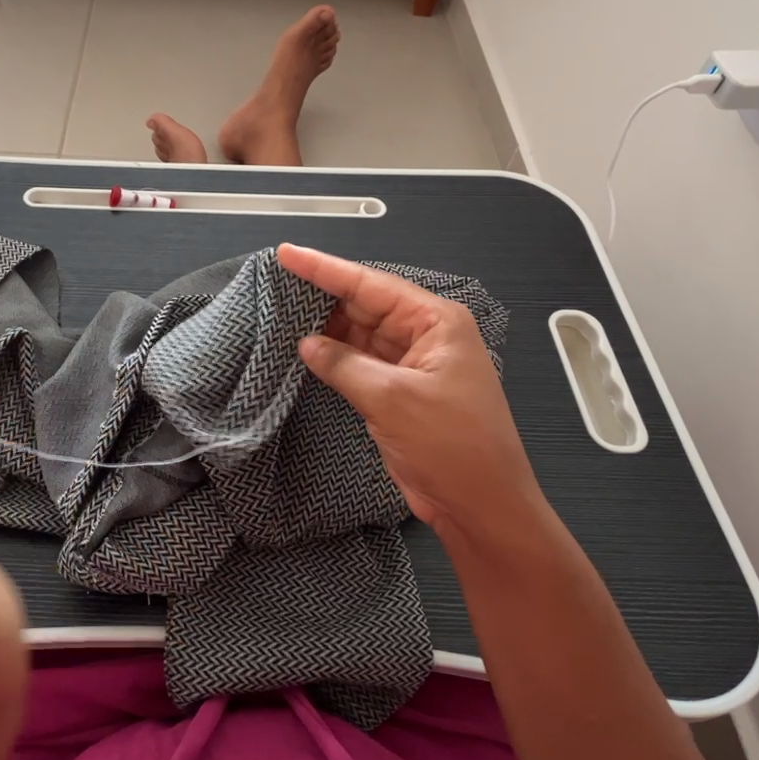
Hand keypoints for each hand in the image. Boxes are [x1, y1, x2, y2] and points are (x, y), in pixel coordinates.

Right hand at [278, 243, 541, 529]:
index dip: (325, 269)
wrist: (481, 506)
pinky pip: (361, 363)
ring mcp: (413, 365)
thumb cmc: (452, 447)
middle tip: (276, 284)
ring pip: (360, 334)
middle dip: (323, 296)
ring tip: (282, 314)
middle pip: (365, 305)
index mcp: (436, 322)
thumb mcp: (392, 399)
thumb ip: (344, 365)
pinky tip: (306, 352)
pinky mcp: (400, 392)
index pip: (371, 285)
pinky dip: (334, 358)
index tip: (288, 254)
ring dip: (325, 329)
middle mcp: (426, 336)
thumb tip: (307, 344)